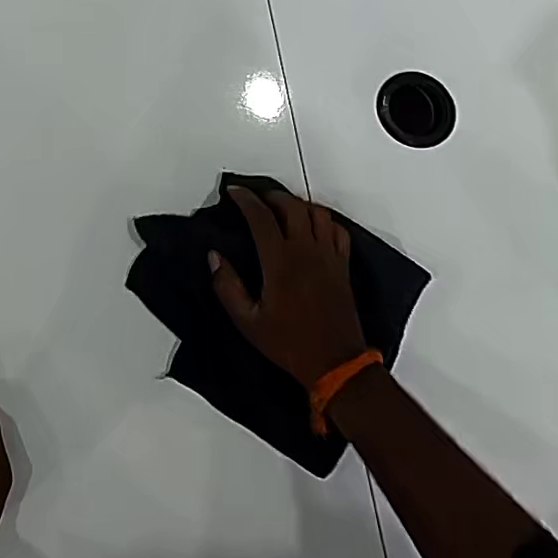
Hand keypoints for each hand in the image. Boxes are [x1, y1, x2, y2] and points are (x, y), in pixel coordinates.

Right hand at [210, 186, 367, 387]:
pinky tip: (313, 225)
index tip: (234, 192)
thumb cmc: (290, 343)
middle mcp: (306, 252)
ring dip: (298, 204)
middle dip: (271, 195)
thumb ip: (227, 286)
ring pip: (317, 213)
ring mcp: (329, 257)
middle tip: (256, 198)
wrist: (337, 365)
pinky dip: (324, 220)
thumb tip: (214, 257)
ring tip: (283, 207)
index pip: (261, 216)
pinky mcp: (343, 267)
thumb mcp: (247, 321)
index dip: (245, 199)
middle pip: (291, 206)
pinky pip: (338, 231)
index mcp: (280, 261)